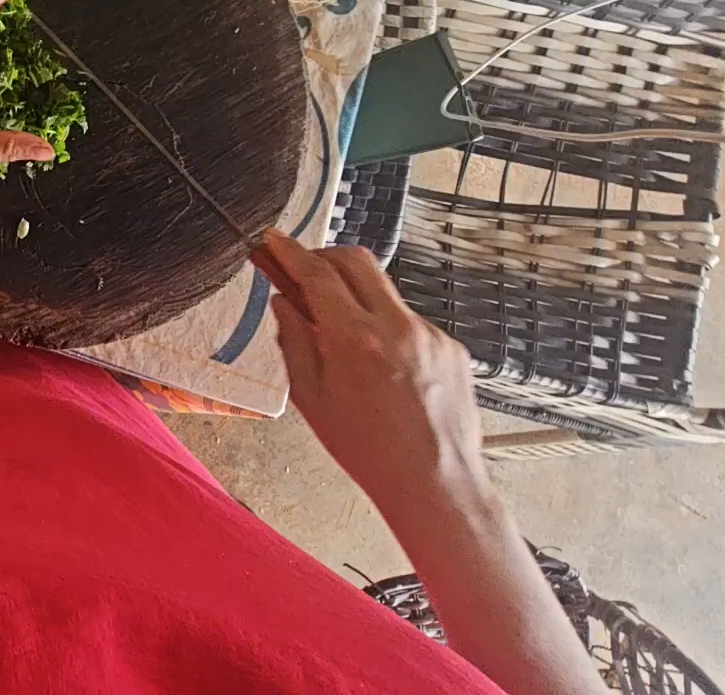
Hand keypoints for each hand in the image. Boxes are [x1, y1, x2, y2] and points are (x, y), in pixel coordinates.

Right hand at [259, 230, 492, 517]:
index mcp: (355, 339)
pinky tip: (373, 357)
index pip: (317, 273)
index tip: (273, 240)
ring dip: (352, 292)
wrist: (435, 485)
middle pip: (355, 260)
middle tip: (300, 270)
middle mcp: (397, 327)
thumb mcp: (308, 394)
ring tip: (335, 328)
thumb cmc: (365, 447)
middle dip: (322, 256)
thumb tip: (283, 301)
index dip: (290, 251)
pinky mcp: (451, 347)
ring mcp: (429, 334)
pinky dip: (380, 321)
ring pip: (381, 288)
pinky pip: (405, 317)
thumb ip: (292, 339)